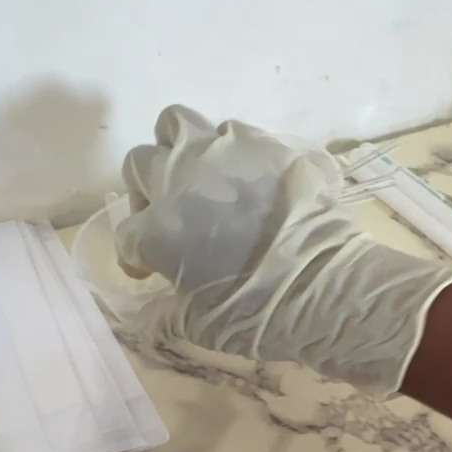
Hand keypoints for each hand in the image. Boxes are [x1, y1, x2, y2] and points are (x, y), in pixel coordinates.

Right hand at [115, 105, 451, 396]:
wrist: (325, 286)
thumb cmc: (256, 315)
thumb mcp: (200, 327)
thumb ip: (164, 316)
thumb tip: (144, 318)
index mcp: (157, 230)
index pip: (126, 236)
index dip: (134, 258)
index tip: (149, 272)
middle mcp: (179, 180)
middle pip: (139, 165)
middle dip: (144, 191)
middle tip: (167, 215)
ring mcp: (221, 153)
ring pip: (175, 124)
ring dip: (176, 148)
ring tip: (197, 175)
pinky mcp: (262, 143)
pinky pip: (231, 132)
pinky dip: (229, 152)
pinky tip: (246, 179)